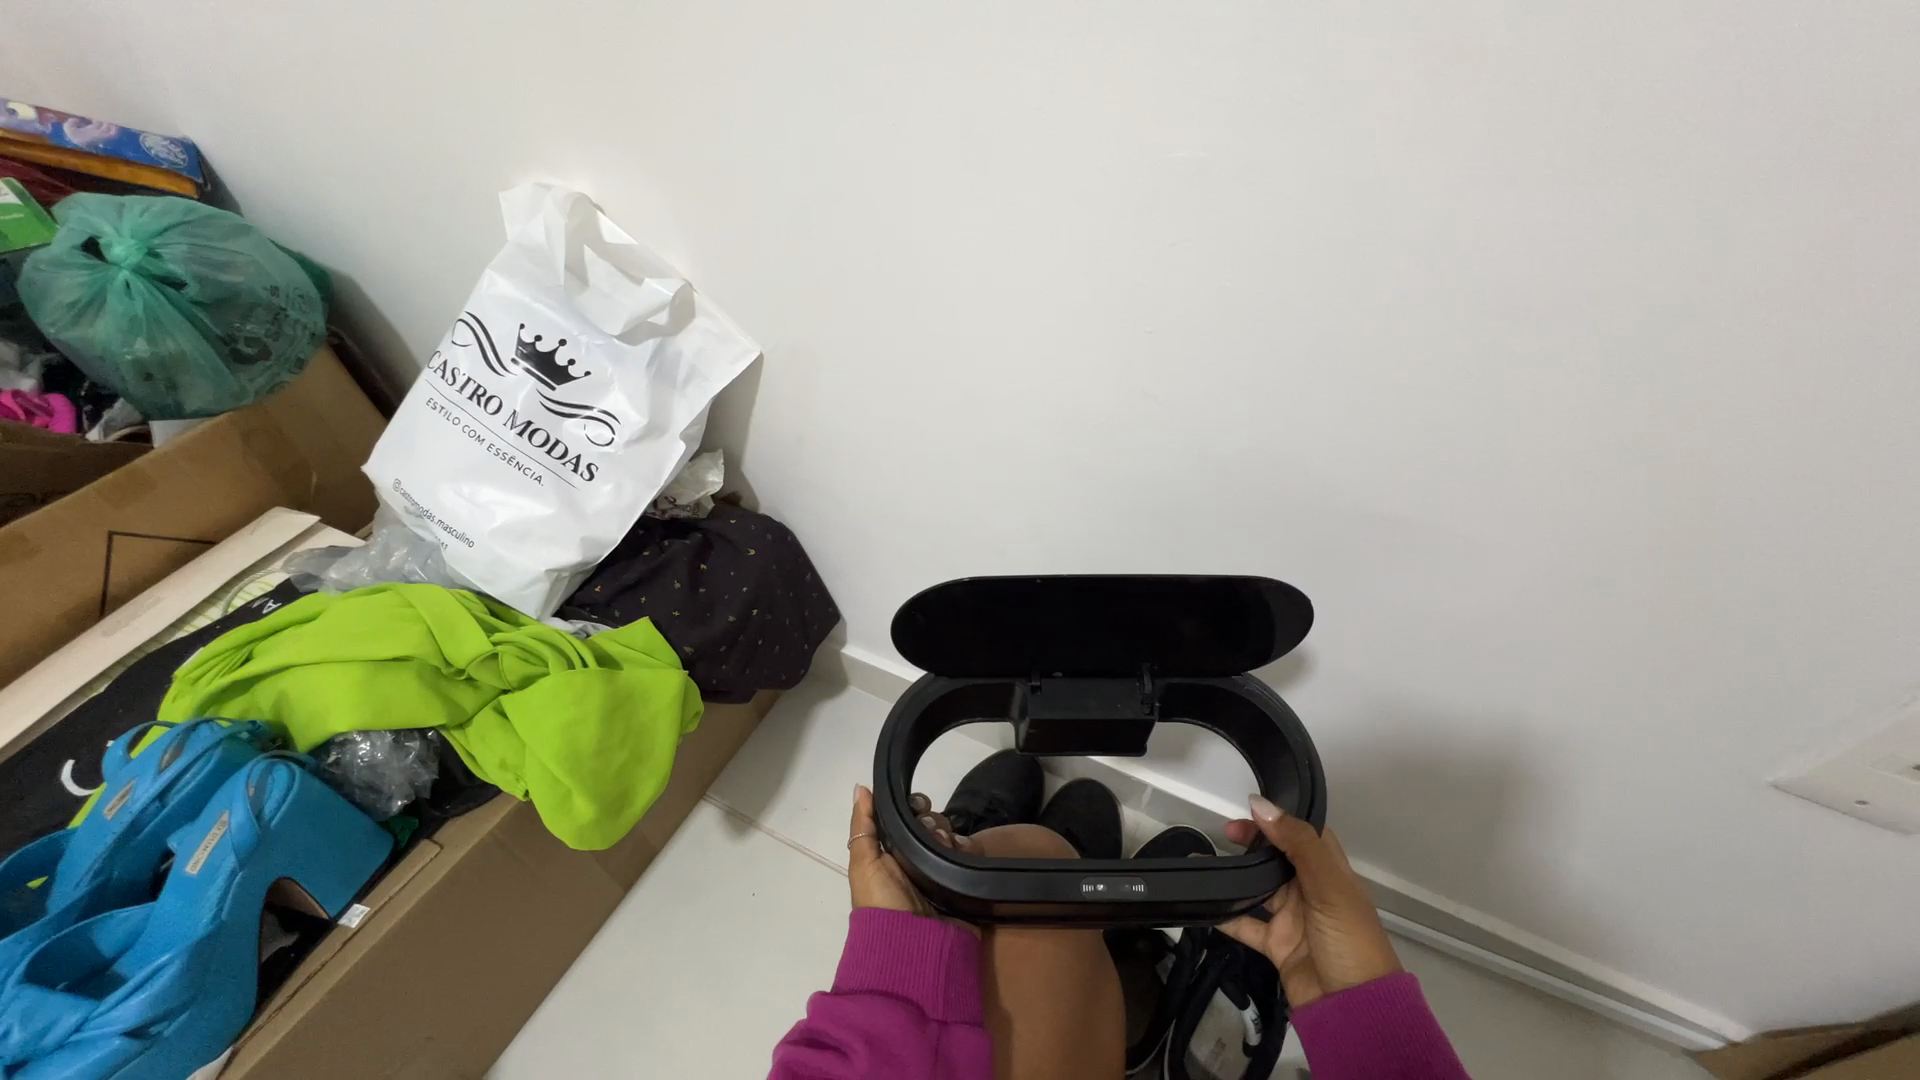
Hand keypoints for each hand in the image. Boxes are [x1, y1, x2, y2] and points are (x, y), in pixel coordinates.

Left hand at [847, 784, 974, 931]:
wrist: (913, 946)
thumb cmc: (882, 903)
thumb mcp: (864, 864)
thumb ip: (862, 825)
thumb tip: (860, 786)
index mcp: (892, 854)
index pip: (907, 819)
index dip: (914, 806)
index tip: (920, 804)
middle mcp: (916, 860)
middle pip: (931, 824)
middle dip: (933, 821)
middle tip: (932, 833)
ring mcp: (941, 871)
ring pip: (951, 835)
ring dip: (948, 834)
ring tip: (945, 848)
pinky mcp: (962, 882)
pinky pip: (969, 852)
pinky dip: (966, 847)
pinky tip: (960, 853)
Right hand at [1220, 795, 1400, 1007]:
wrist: (1355, 1010)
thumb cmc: (1351, 941)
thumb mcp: (1329, 886)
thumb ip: (1297, 844)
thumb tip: (1260, 805)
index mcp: (1332, 874)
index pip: (1305, 836)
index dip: (1280, 819)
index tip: (1250, 807)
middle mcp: (1311, 892)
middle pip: (1277, 858)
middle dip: (1251, 843)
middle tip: (1224, 832)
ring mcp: (1293, 919)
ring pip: (1258, 888)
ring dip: (1234, 876)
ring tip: (1203, 861)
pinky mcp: (1277, 945)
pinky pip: (1246, 924)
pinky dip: (1226, 915)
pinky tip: (1205, 903)